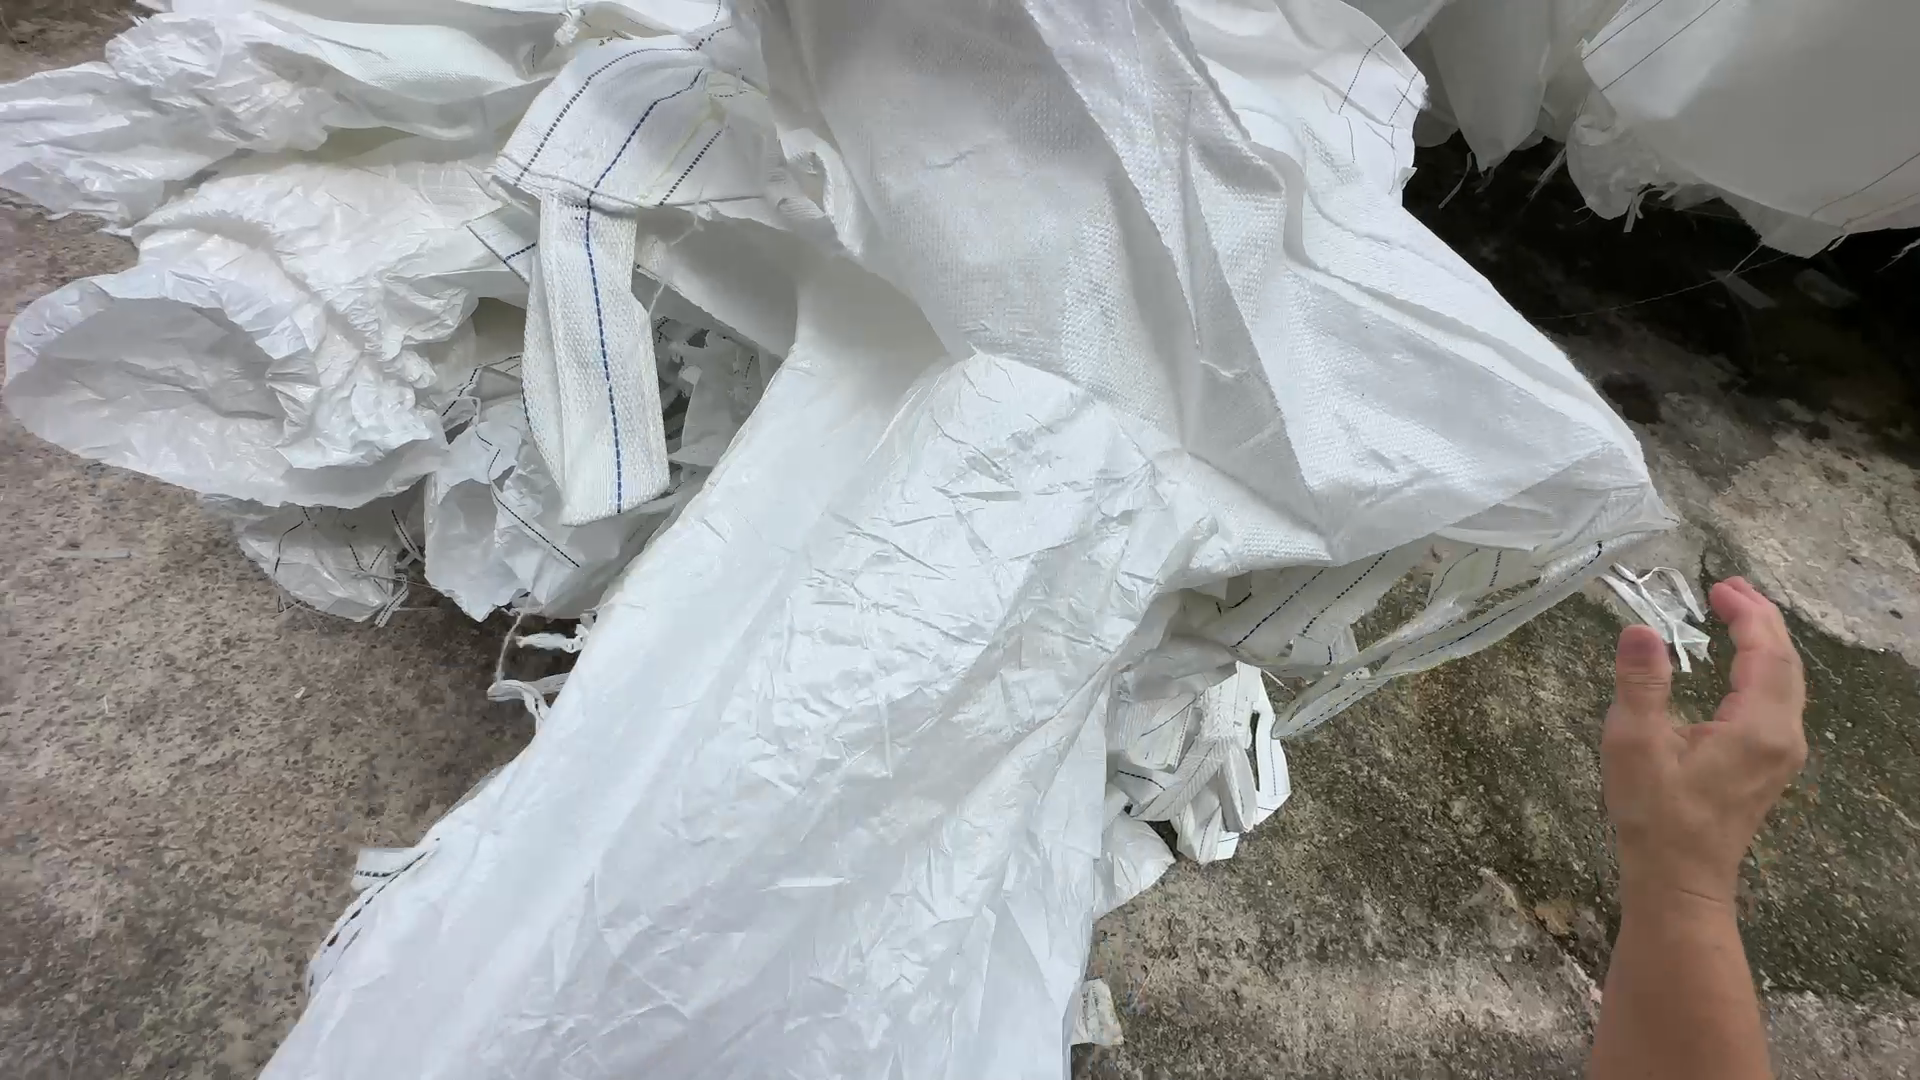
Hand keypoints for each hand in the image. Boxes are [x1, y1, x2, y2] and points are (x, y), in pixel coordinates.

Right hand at [1602, 577, 1807, 909]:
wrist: (1679, 872)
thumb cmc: (1654, 808)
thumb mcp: (1634, 742)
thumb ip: (1640, 684)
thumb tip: (1638, 629)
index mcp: (1757, 727)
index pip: (1767, 657)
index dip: (1749, 617)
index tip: (1719, 586)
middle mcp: (1782, 736)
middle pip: (1786, 668)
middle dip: (1762, 623)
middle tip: (1727, 588)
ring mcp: (1779, 752)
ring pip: (1784, 685)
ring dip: (1763, 645)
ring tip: (1732, 616)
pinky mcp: (1765, 762)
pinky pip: (1774, 702)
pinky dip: (1758, 670)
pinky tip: (1735, 667)